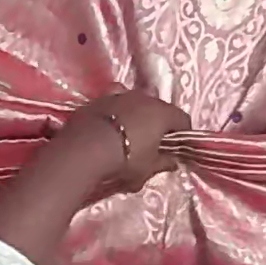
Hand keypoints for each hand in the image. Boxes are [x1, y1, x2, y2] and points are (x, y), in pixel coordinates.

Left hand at [47, 90, 190, 191]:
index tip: (178, 147)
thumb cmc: (124, 160)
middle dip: (160, 123)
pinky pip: (114, 103)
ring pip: (136, 102)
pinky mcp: (98, 99)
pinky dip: (116, 112)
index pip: (182, 119)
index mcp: (161, 113)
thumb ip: (163, 163)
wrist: (82, 150)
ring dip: (137, 114)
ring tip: (130, 132)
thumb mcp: (147, 168)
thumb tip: (173, 161)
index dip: (183, 133)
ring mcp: (119, 95)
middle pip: (159, 108)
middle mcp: (143, 98)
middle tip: (154, 142)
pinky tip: (110, 125)